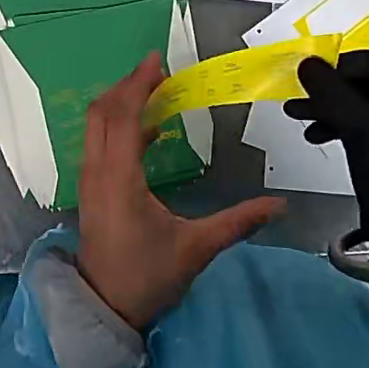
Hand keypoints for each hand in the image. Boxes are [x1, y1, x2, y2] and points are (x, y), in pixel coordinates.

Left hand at [78, 52, 285, 328]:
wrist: (104, 306)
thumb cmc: (146, 277)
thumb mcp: (196, 248)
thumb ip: (238, 222)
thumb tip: (280, 205)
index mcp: (119, 179)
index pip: (123, 117)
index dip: (138, 84)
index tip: (157, 61)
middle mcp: (96, 172)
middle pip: (101, 113)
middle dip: (126, 85)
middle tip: (156, 68)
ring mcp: (89, 180)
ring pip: (95, 126)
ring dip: (119, 103)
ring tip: (151, 88)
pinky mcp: (91, 189)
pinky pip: (98, 143)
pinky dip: (117, 126)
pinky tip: (148, 128)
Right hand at [282, 50, 368, 269]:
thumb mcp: (367, 135)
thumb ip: (336, 96)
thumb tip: (307, 64)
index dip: (357, 63)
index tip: (319, 72)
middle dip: (339, 89)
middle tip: (304, 92)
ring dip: (335, 108)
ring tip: (298, 114)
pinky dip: (344, 127)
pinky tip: (317, 134)